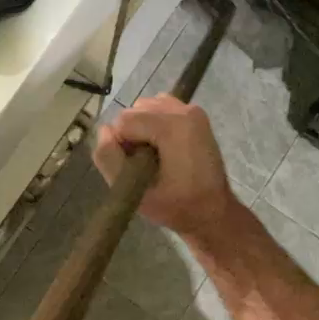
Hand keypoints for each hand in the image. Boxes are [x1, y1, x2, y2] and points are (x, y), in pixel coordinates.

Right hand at [94, 95, 243, 241]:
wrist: (214, 211)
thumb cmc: (176, 207)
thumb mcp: (133, 190)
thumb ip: (109, 159)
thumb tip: (104, 130)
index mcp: (172, 126)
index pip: (123, 122)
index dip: (121, 146)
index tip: (135, 169)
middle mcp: (184, 110)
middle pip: (133, 111)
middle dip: (130, 136)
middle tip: (143, 165)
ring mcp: (191, 109)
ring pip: (144, 108)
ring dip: (140, 129)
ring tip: (152, 157)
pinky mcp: (194, 113)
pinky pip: (159, 108)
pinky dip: (153, 123)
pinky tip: (161, 146)